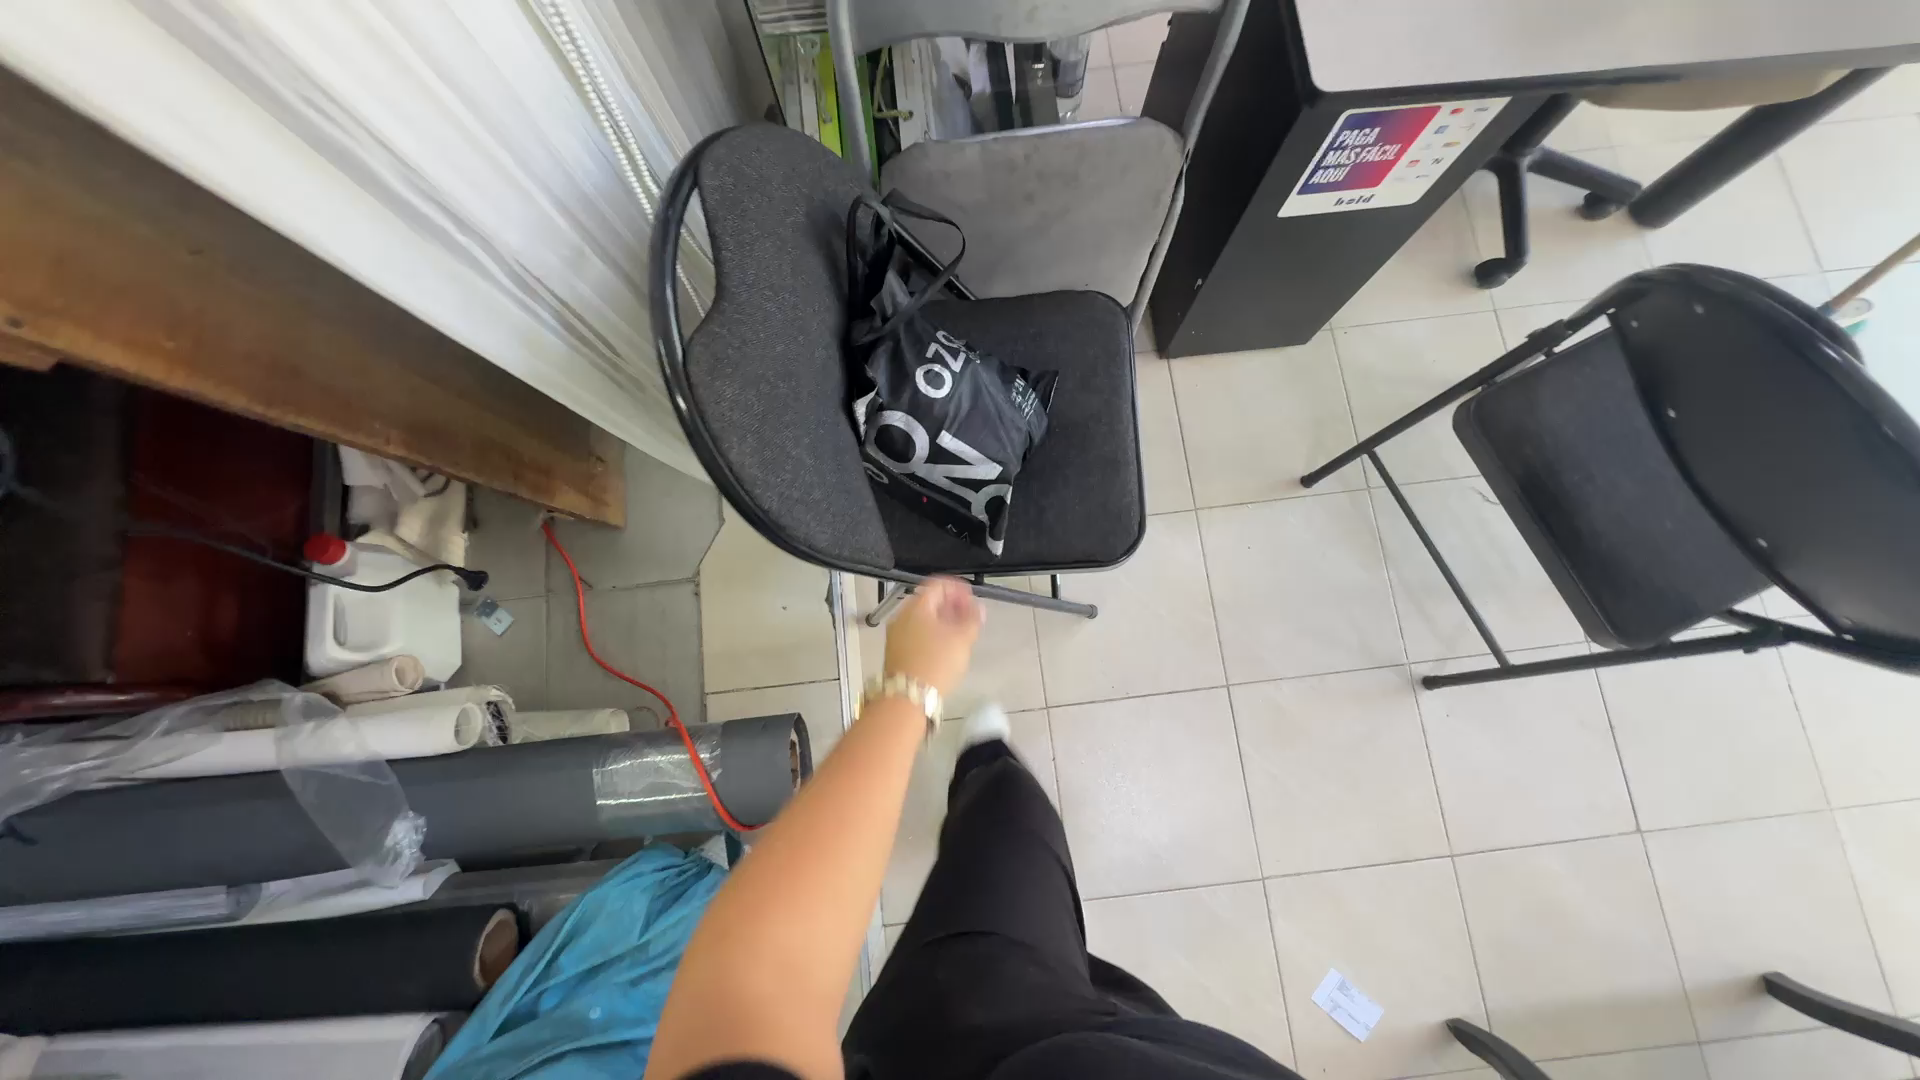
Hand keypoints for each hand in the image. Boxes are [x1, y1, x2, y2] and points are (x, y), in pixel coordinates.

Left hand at [881, 577, 983, 697]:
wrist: (907, 697)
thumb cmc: (936, 662)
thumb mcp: (962, 639)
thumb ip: (973, 619)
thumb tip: (978, 608)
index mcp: (917, 606)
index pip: (937, 585)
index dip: (957, 587)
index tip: (972, 597)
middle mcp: (902, 616)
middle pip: (929, 601)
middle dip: (951, 604)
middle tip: (969, 614)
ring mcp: (896, 634)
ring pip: (922, 618)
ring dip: (943, 619)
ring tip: (961, 631)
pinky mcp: (896, 651)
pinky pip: (917, 633)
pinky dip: (932, 632)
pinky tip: (945, 645)